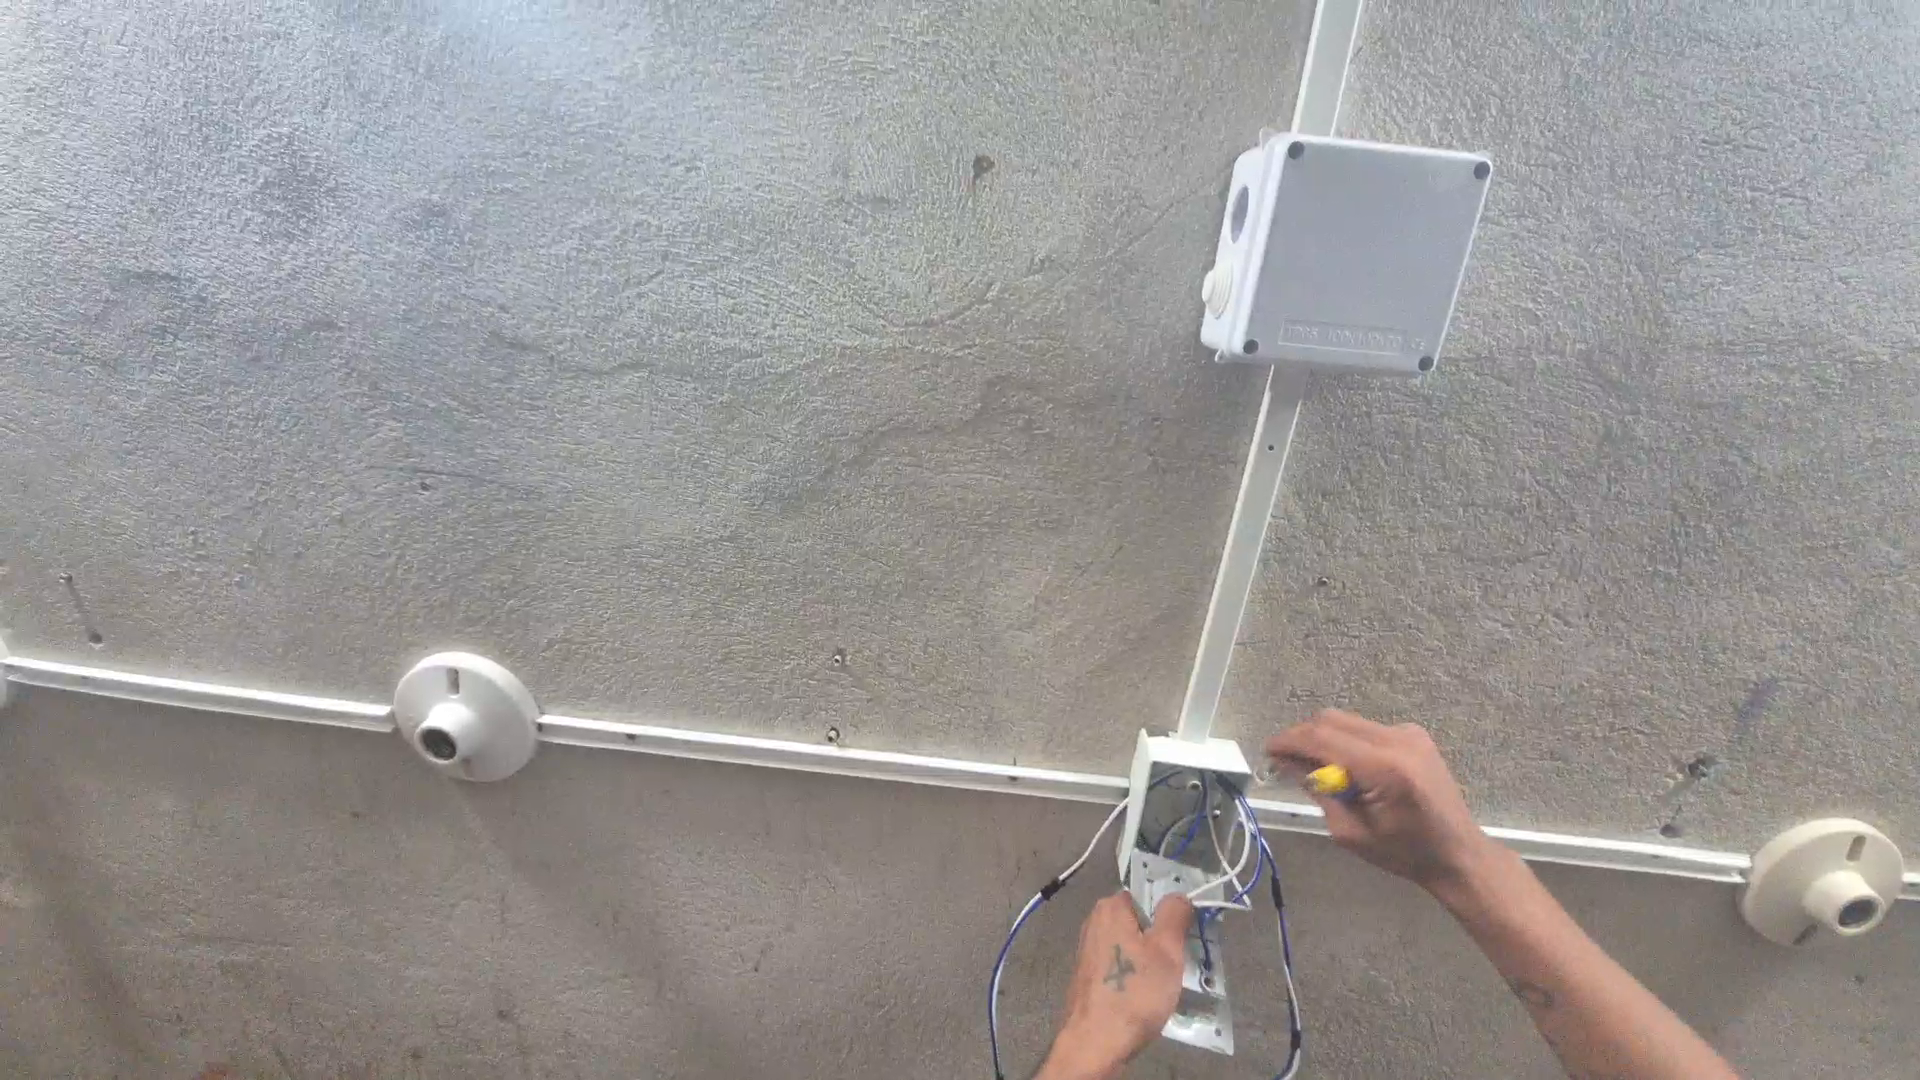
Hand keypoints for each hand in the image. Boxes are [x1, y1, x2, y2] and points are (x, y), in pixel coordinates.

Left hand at [1036, 892, 1193, 1079]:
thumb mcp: (1166, 952)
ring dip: (1147, 959)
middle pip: (1138, 920)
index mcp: (1111, 906)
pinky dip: (1132, 973)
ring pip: (1129, 944)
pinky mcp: (1087, 972)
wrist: (1095, 1041)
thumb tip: (1178, 894)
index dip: (1168, 913)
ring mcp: (1088, 947)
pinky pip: (1118, 963)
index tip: (1183, 935)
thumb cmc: (1134, 992)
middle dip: (1159, 938)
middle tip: (1177, 962)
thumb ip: (1174, 916)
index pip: (1146, 894)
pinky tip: (1143, 995)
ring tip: (1163, 982)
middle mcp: (1095, 920)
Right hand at [1266, 709, 1497, 897]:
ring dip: (1324, 738)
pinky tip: (1349, 767)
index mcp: (1384, 768)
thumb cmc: (1405, 853)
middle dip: (1303, 737)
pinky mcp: (1414, 734)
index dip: (1288, 741)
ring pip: (1345, 720)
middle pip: (1330, 720)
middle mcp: (1397, 741)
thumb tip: (1287, 763)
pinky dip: (1346, 740)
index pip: (1321, 738)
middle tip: (1288, 760)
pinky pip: (1364, 727)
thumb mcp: (1350, 832)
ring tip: (1318, 767)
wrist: (1461, 855)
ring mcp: (1409, 733)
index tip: (1268, 751)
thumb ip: (1318, 791)